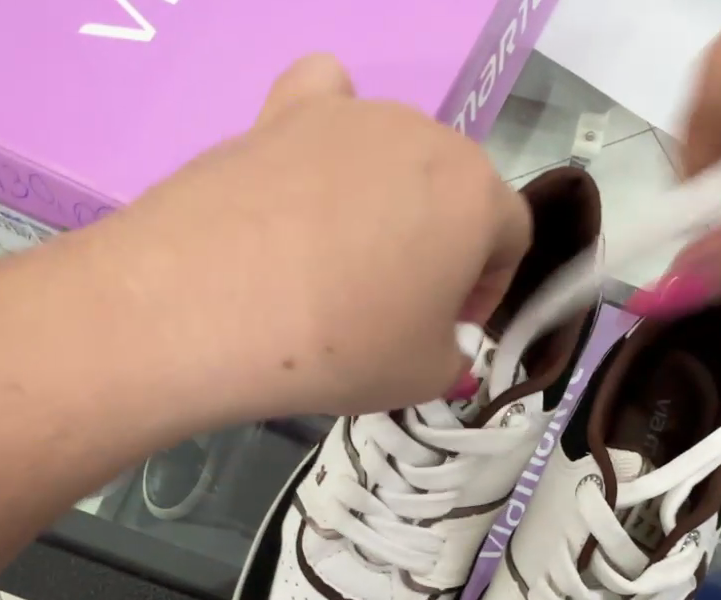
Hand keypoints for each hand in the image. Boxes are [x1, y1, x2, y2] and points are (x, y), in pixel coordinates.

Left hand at [87, 55, 529, 421]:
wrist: (208, 308)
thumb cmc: (344, 347)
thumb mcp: (426, 378)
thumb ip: (455, 356)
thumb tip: (443, 343)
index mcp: (478, 196)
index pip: (513, 234)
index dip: (490, 286)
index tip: (452, 327)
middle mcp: (424, 136)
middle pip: (457, 189)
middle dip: (445, 246)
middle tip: (401, 304)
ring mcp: (350, 115)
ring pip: (397, 154)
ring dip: (393, 203)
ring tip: (344, 259)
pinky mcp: (280, 110)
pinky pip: (328, 99)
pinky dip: (332, 133)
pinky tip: (314, 172)